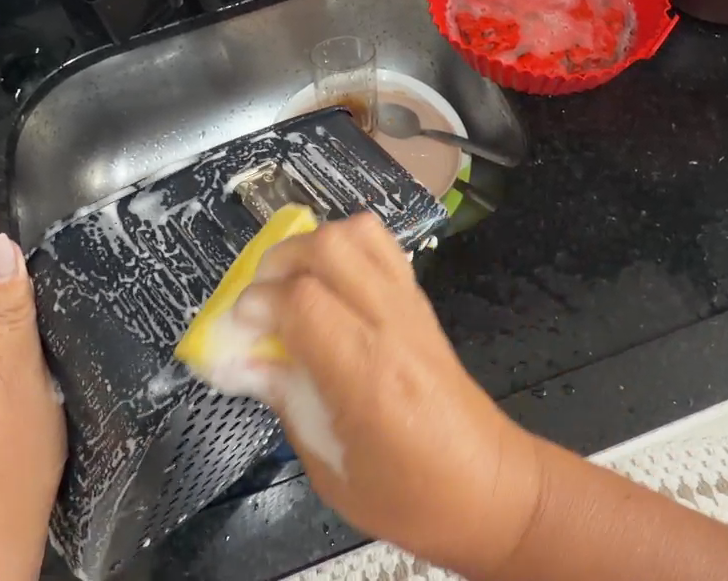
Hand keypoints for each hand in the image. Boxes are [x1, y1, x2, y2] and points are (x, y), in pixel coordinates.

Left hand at [0, 234, 65, 579]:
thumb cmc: (9, 456)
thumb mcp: (18, 376)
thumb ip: (7, 309)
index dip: (37, 296)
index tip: (70, 316)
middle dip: (34, 323)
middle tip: (67, 351)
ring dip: (29, 349)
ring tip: (58, 372)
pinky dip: (19, 374)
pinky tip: (38, 395)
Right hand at [236, 214, 543, 577]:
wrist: (490, 488)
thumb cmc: (408, 496)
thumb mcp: (329, 467)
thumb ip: (282, 398)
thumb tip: (236, 358)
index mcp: (368, 376)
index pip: (302, 300)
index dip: (257, 304)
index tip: (238, 327)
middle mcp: (391, 325)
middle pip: (328, 248)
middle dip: (278, 263)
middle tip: (260, 300)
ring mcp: (411, 306)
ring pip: (356, 232)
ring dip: (310, 247)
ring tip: (291, 284)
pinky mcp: (420, 300)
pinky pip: (381, 244)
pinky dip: (343, 246)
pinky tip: (327, 282)